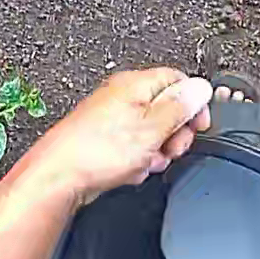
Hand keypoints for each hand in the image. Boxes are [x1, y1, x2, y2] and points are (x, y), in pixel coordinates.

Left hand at [13, 68, 212, 210]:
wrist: (57, 177)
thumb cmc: (97, 151)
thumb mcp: (153, 128)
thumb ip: (181, 106)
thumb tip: (202, 88)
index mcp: (136, 85)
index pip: (180, 81)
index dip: (194, 104)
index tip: (198, 126)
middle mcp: (124, 96)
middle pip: (168, 107)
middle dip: (176, 132)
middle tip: (172, 148)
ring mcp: (113, 117)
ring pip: (153, 131)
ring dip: (158, 150)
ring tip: (148, 161)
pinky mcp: (105, 138)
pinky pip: (135, 145)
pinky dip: (139, 159)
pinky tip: (132, 169)